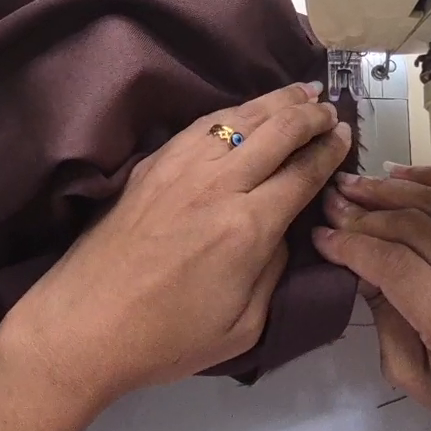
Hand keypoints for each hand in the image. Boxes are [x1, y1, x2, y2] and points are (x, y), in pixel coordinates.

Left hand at [0, 82, 350, 417]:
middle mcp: (219, 184)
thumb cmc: (166, 338)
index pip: (302, 173)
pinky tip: (245, 109)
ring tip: (301, 92)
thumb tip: (281, 231)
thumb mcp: (243, 326)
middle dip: (311, 115)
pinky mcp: (152, 164)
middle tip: (330, 109)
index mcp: (248, 227)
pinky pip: (202, 124)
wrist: (83, 325)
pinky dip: (233, 110)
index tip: (346, 134)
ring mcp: (181, 167)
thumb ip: (273, 270)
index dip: (329, 150)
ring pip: (240, 117)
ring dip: (276, 101)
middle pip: (277, 132)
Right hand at [312, 165, 430, 430]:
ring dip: (394, 190)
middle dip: (367, 214)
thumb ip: (382, 313)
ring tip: (356, 184)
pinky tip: (401, 175)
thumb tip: (353, 252)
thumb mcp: (411, 376)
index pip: (400, 269)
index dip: (355, 246)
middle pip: (419, 231)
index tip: (321, 235)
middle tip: (332, 202)